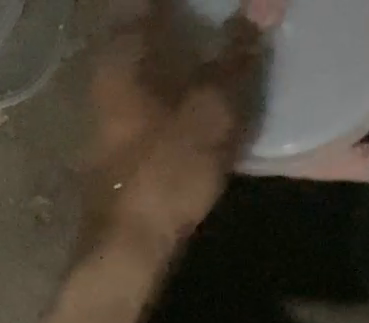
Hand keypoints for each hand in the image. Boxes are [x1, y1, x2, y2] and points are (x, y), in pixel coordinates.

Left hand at [78, 0, 281, 248]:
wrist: (126, 252)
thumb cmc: (164, 174)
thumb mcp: (211, 111)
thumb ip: (237, 55)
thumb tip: (265, 4)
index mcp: (119, 56)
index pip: (143, 1)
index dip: (180, 0)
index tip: (216, 1)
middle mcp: (103, 81)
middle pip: (142, 31)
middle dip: (182, 20)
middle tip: (228, 16)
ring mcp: (106, 120)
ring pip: (147, 69)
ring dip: (181, 56)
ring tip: (225, 45)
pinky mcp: (119, 154)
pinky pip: (152, 104)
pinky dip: (177, 93)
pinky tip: (205, 96)